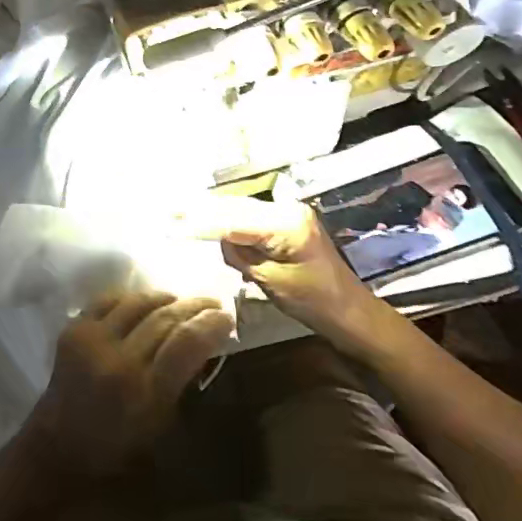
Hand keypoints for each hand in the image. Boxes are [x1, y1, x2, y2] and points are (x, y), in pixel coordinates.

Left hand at [20, 292, 232, 478]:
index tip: (227, 317)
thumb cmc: (118, 449)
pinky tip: (146, 303)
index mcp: (146, 391)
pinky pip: (108, 300)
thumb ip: (182, 382)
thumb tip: (205, 343)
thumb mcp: (161, 425)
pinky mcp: (73, 328)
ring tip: (182, 302)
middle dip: (195, 306)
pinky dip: (132, 298)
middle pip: (165, 317)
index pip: (187, 342)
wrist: (59, 446)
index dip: (211, 324)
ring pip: (138, 303)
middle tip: (213, 303)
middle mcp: (120, 359)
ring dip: (166, 298)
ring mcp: (93, 339)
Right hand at [182, 196, 390, 351]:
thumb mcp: (271, 282)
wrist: (352, 313)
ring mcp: (287, 213)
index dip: (201, 224)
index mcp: (286, 224)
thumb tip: (218, 239)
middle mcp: (287, 209)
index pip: (234, 221)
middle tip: (169, 212)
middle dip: (201, 210)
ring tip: (179, 213)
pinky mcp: (285, 221)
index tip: (173, 226)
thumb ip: (240, 256)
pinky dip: (228, 219)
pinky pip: (249, 216)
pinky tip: (207, 221)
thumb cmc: (315, 303)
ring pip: (240, 208)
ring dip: (211, 212)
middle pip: (235, 207)